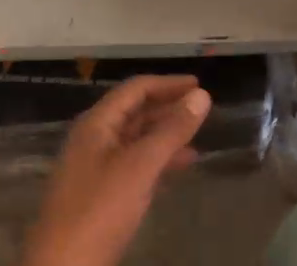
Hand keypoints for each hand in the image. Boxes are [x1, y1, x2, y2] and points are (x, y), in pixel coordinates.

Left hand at [20, 75, 212, 265]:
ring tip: (197, 140)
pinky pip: (134, 166)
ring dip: (165, 136)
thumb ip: (171, 130)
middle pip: (135, 113)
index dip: (168, 84)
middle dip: (168, 109)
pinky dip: (157, 162)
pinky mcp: (100, 197)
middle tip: (202, 111)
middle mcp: (93, 141)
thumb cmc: (99, 212)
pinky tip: (178, 170)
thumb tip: (202, 95)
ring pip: (136, 141)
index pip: (135, 89)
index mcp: (96, 125)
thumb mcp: (140, 167)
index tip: (199, 85)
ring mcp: (94, 170)